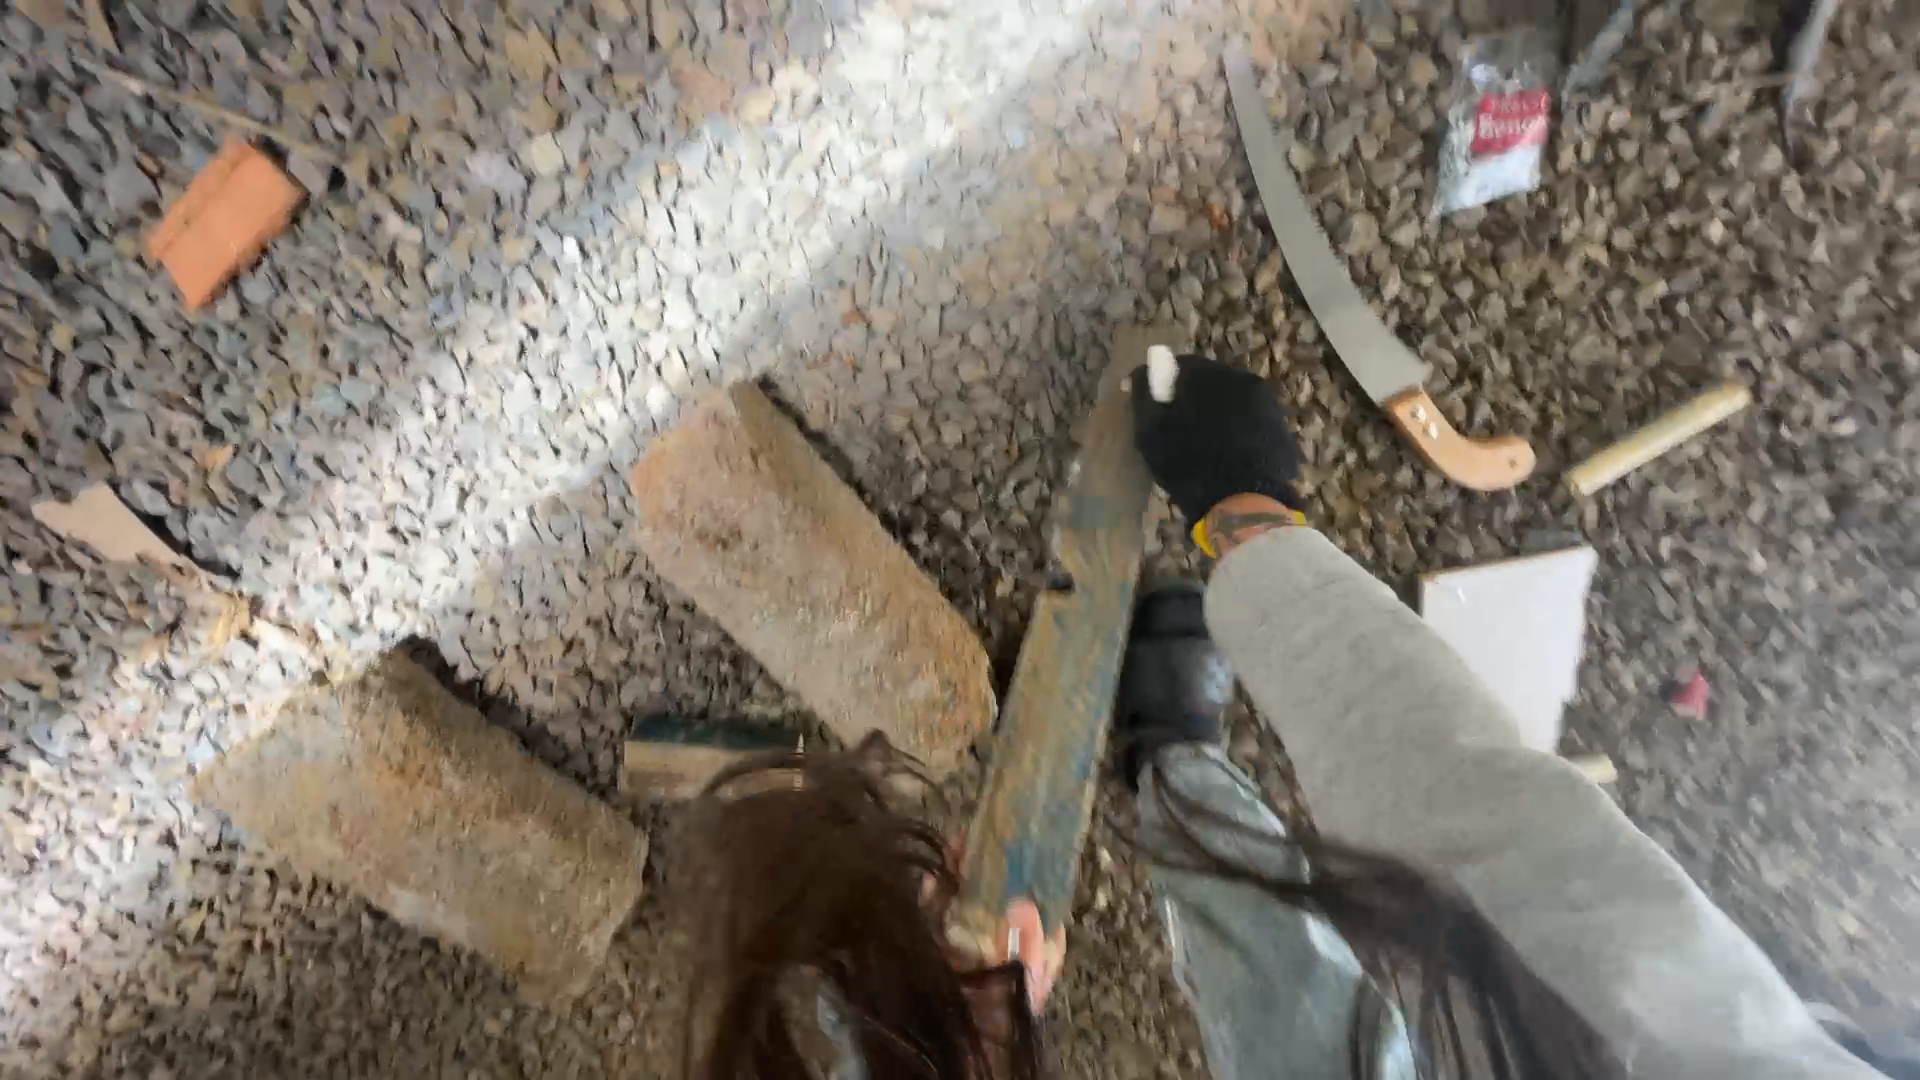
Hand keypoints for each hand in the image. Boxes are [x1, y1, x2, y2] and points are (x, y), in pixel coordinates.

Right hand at [1130, 352, 1302, 523]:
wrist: (1243, 503)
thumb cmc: (1188, 465)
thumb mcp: (1150, 432)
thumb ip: (1143, 395)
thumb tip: (1141, 372)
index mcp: (1207, 375)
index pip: (1179, 365)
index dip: (1163, 385)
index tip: (1155, 407)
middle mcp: (1241, 378)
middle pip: (1208, 380)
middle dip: (1192, 397)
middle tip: (1177, 427)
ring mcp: (1266, 402)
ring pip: (1231, 399)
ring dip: (1216, 412)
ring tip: (1203, 443)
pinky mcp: (1281, 426)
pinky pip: (1250, 419)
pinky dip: (1236, 429)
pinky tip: (1226, 454)